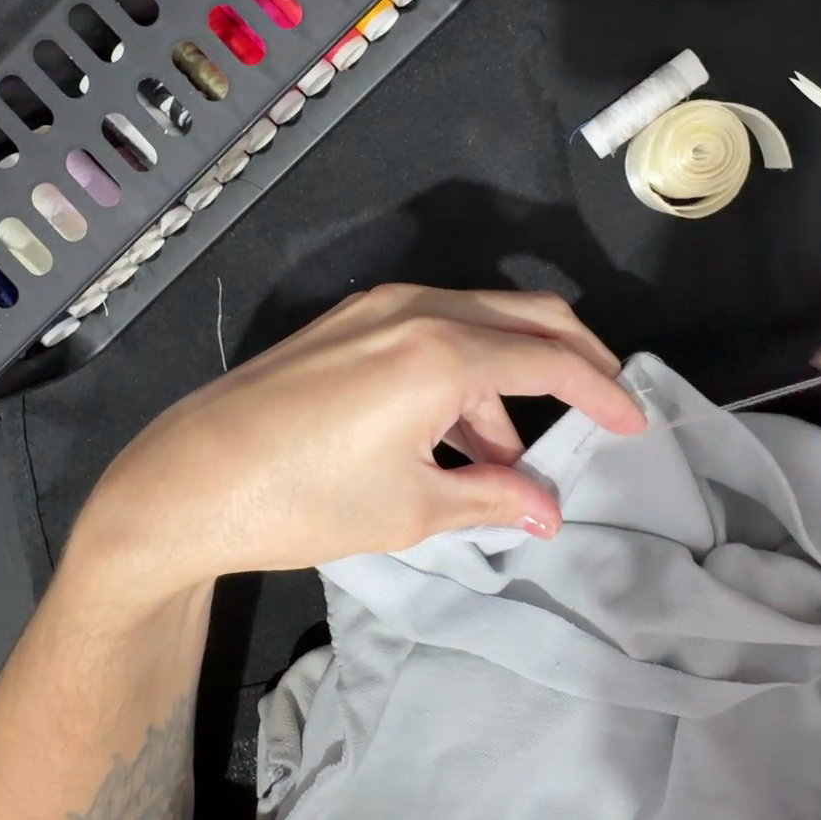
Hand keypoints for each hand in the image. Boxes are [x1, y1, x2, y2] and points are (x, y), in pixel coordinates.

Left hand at [63, 285, 645, 607]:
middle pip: (528, 314)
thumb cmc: (304, 500)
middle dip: (576, 356)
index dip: (602, 391)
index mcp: (443, 353)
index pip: (550, 362)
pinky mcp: (354, 318)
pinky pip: (436, 327)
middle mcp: (420, 308)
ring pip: (480, 320)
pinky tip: (451, 428)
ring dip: (508, 376)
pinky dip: (464, 369)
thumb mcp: (411, 508)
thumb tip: (549, 513)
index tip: (634, 421)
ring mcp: (382, 306)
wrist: (187, 480)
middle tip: (604, 400)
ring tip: (502, 454)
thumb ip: (493, 501)